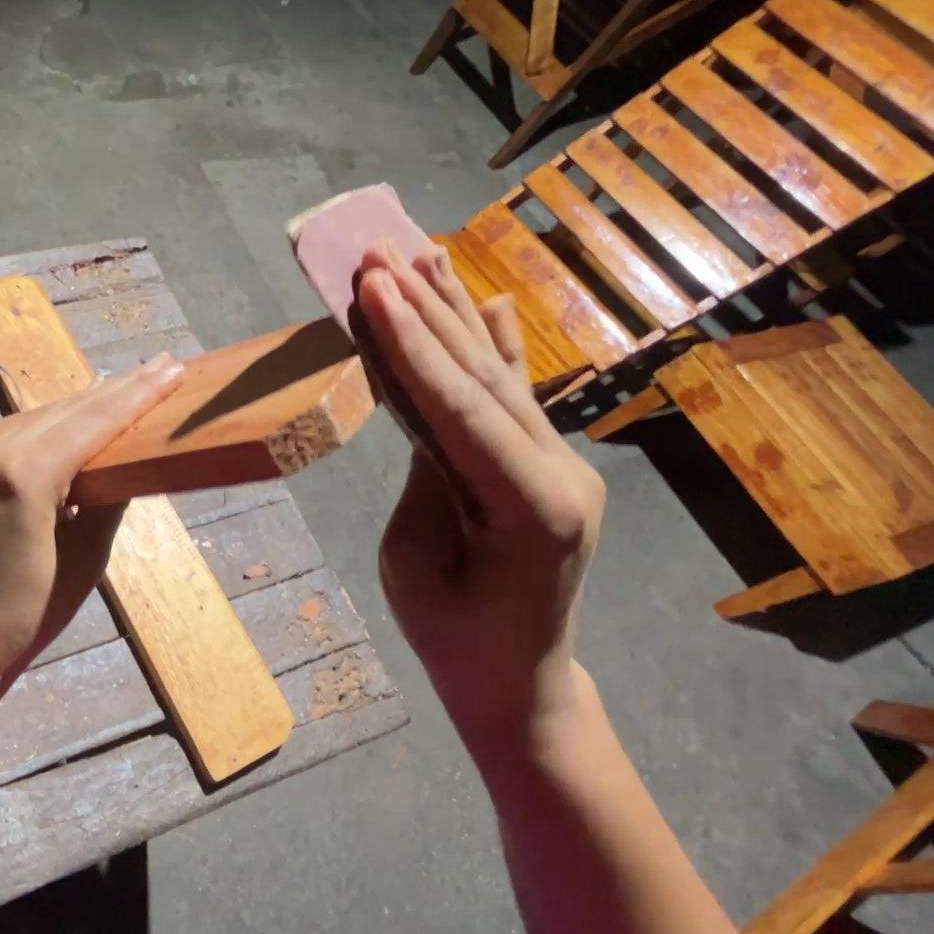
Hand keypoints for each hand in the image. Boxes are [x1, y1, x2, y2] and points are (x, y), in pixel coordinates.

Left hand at [0, 354, 185, 709]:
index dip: (136, 396)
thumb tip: (122, 468)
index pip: (92, 424)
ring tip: (127, 384)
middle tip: (161, 364)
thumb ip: (105, 504)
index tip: (172, 369)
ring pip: (38, 419)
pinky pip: (15, 438)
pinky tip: (75, 418)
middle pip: (65, 411)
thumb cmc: (27, 617)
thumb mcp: (84, 562)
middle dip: (116, 389)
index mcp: (25, 477)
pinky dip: (51, 426)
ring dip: (84, 404)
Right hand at [358, 246, 604, 745]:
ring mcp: (560, 462)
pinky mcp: (546, 464)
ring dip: (455, 312)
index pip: (462, 406)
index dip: (413, 344)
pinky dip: (498, 345)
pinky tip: (489, 301)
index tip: (373, 285)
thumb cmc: (451, 637)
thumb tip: (420, 407)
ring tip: (421, 254)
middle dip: (426, 310)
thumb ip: (423, 475)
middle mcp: (558, 469)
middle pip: (482, 374)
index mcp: (530, 503)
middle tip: (379, 252)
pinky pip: (515, 396)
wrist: (516, 680)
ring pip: (498, 375)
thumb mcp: (413, 561)